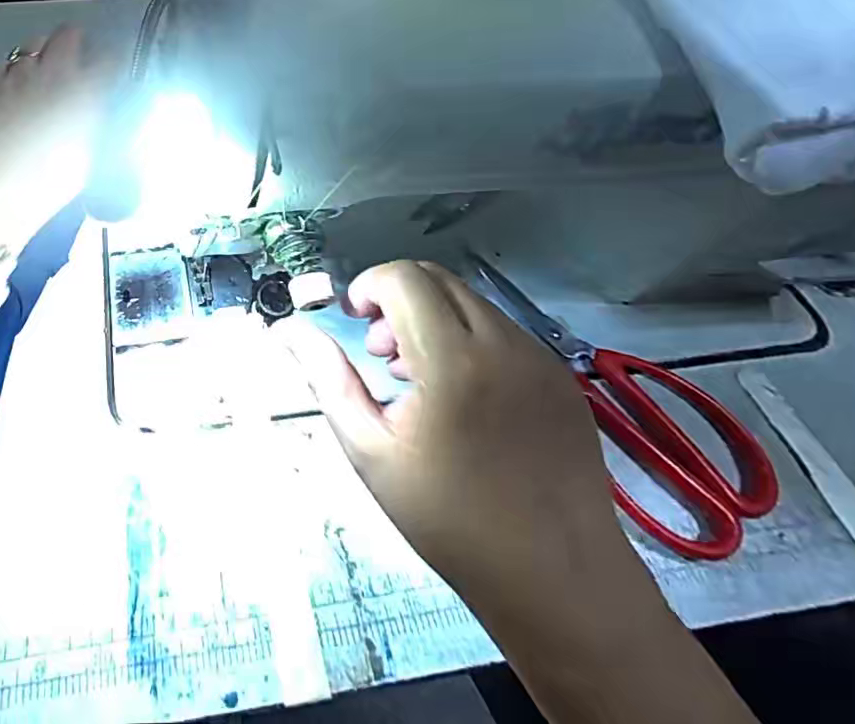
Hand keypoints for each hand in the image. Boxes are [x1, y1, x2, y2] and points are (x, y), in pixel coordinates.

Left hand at [0, 26, 117, 238]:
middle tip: (80, 62)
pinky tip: (16, 84)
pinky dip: (12, 68)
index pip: (111, 58)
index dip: (114, 64)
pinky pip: (4, 63)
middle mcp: (55, 72)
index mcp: (88, 90)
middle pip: (69, 35)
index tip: (114, 74)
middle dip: (78, 44)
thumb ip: (100, 123)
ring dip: (44, 52)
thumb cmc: (54, 179)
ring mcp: (19, 75)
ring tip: (47, 70)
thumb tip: (105, 112)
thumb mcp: (92, 153)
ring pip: (34, 42)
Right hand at [275, 260, 624, 604]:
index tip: (356, 320)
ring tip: (421, 380)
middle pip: (439, 280)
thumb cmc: (450, 519)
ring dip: (436, 320)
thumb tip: (294, 333)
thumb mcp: (372, 453)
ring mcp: (540, 356)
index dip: (370, 286)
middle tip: (383, 353)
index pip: (405, 279)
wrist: (555, 574)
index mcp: (453, 360)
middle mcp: (503, 343)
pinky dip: (473, 342)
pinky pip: (506, 334)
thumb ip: (331, 381)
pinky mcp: (560, 374)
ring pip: (474, 304)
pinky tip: (466, 397)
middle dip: (399, 299)